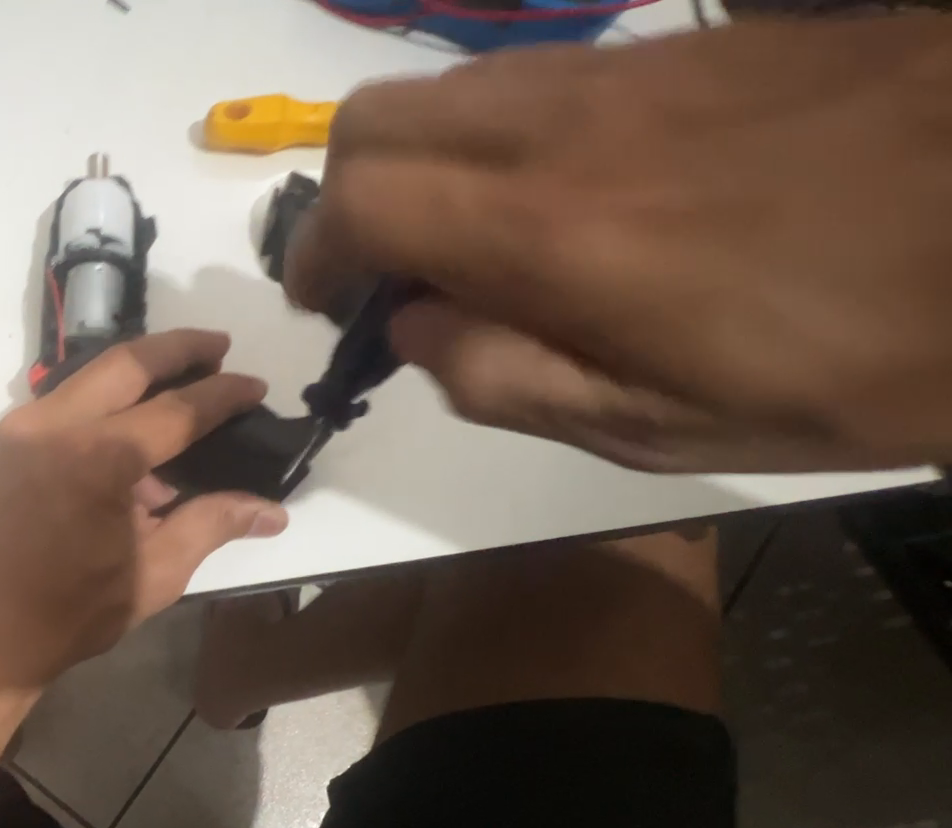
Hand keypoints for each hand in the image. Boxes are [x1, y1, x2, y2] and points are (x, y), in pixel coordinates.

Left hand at [0, 330, 288, 690]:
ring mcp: (10, 432)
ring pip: (82, 383)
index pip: (174, 411)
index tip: (254, 385)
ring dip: (131, 380)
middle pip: (124, 366)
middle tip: (217, 346)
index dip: (221, 396)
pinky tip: (113, 438)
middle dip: (177, 349)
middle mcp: (47, 427)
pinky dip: (89, 415)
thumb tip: (272, 511)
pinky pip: (49, 413)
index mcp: (95, 460)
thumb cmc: (72, 614)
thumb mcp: (154, 574)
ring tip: (171, 391)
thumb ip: (211, 524)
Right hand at [289, 15, 951, 473]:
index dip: (313, 255)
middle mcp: (564, 129)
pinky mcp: (686, 49)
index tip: (326, 305)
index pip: (357, 201)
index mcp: (546, 233)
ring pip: (443, 90)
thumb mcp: (652, 425)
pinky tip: (542, 203)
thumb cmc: (868, 353)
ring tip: (451, 243)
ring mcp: (627, 72)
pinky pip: (525, 81)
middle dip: (341, 198)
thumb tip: (412, 329)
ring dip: (409, 166)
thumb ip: (495, 379)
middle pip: (375, 120)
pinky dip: (483, 142)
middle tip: (375, 271)